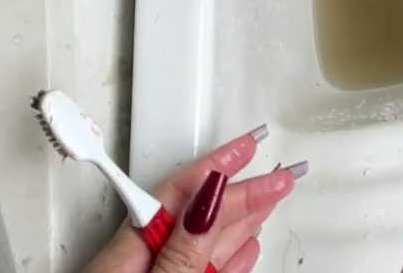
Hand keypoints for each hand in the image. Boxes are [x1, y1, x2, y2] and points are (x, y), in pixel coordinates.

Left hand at [81, 129, 300, 272]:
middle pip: (194, 216)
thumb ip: (183, 250)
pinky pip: (201, 272)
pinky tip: (245, 248)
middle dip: (242, 192)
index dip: (218, 164)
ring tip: (270, 196)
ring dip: (240, 221)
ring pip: (201, 244)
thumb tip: (212, 192)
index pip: (177, 194)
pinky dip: (228, 257)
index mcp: (121, 262)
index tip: (252, 143)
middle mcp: (133, 271)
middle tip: (282, 173)